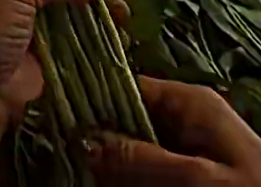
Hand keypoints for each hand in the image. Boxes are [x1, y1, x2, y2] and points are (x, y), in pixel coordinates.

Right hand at [88, 78, 260, 185]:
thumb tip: (81, 137)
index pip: (124, 84)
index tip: (61, 118)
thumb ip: (140, 157)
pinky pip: (153, 172)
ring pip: (136, 150)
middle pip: (126, 120)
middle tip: (75, 158)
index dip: (91, 99)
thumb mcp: (198, 181)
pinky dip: (134, 179)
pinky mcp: (196, 180)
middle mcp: (187, 119)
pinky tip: (113, 184)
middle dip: (103, 140)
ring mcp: (192, 153)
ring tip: (88, 174)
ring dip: (115, 165)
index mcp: (189, 101)